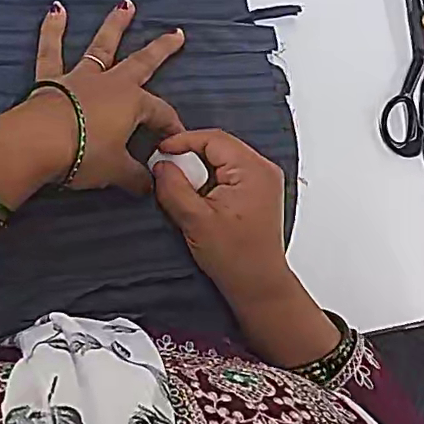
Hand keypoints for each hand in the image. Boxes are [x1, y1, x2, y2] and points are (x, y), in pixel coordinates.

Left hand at [0, 0, 184, 263]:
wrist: (36, 143)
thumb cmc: (83, 154)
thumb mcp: (116, 171)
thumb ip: (136, 177)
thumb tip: (150, 186)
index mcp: (133, 103)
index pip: (160, 113)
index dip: (171, 127)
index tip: (176, 142)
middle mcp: (111, 83)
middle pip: (142, 62)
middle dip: (162, 49)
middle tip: (177, 33)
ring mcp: (80, 77)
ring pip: (102, 46)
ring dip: (115, 25)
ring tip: (125, 5)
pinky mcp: (51, 79)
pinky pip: (51, 50)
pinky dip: (53, 29)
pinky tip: (55, 9)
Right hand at [151, 129, 338, 366]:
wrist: (257, 284)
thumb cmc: (237, 258)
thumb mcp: (195, 220)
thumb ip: (174, 187)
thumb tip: (161, 165)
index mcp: (252, 170)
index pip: (213, 138)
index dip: (182, 141)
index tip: (161, 150)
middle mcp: (262, 170)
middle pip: (218, 147)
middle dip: (190, 159)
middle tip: (170, 176)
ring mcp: (262, 181)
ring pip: (221, 161)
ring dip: (199, 173)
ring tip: (187, 195)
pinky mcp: (257, 193)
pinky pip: (228, 175)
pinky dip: (209, 183)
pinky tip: (200, 203)